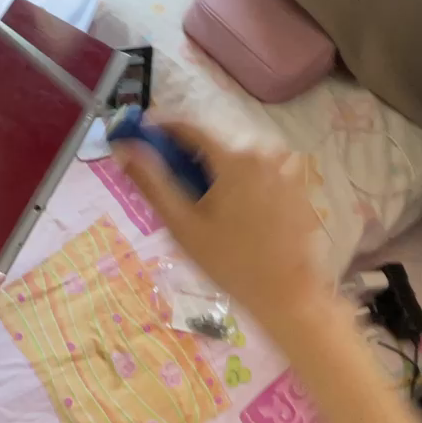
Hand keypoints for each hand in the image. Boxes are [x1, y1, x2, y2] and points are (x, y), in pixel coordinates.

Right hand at [115, 121, 331, 322]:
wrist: (287, 294)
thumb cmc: (229, 262)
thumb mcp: (183, 226)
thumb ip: (152, 183)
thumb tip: (124, 149)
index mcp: (235, 158)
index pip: (188, 128)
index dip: (159, 130)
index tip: (139, 137)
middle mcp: (264, 152)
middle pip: (213, 146)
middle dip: (188, 161)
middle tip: (170, 191)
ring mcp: (285, 169)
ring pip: (235, 161)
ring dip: (213, 174)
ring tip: (202, 211)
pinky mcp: (297, 185)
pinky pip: (257, 174)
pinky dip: (238, 185)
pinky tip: (232, 217)